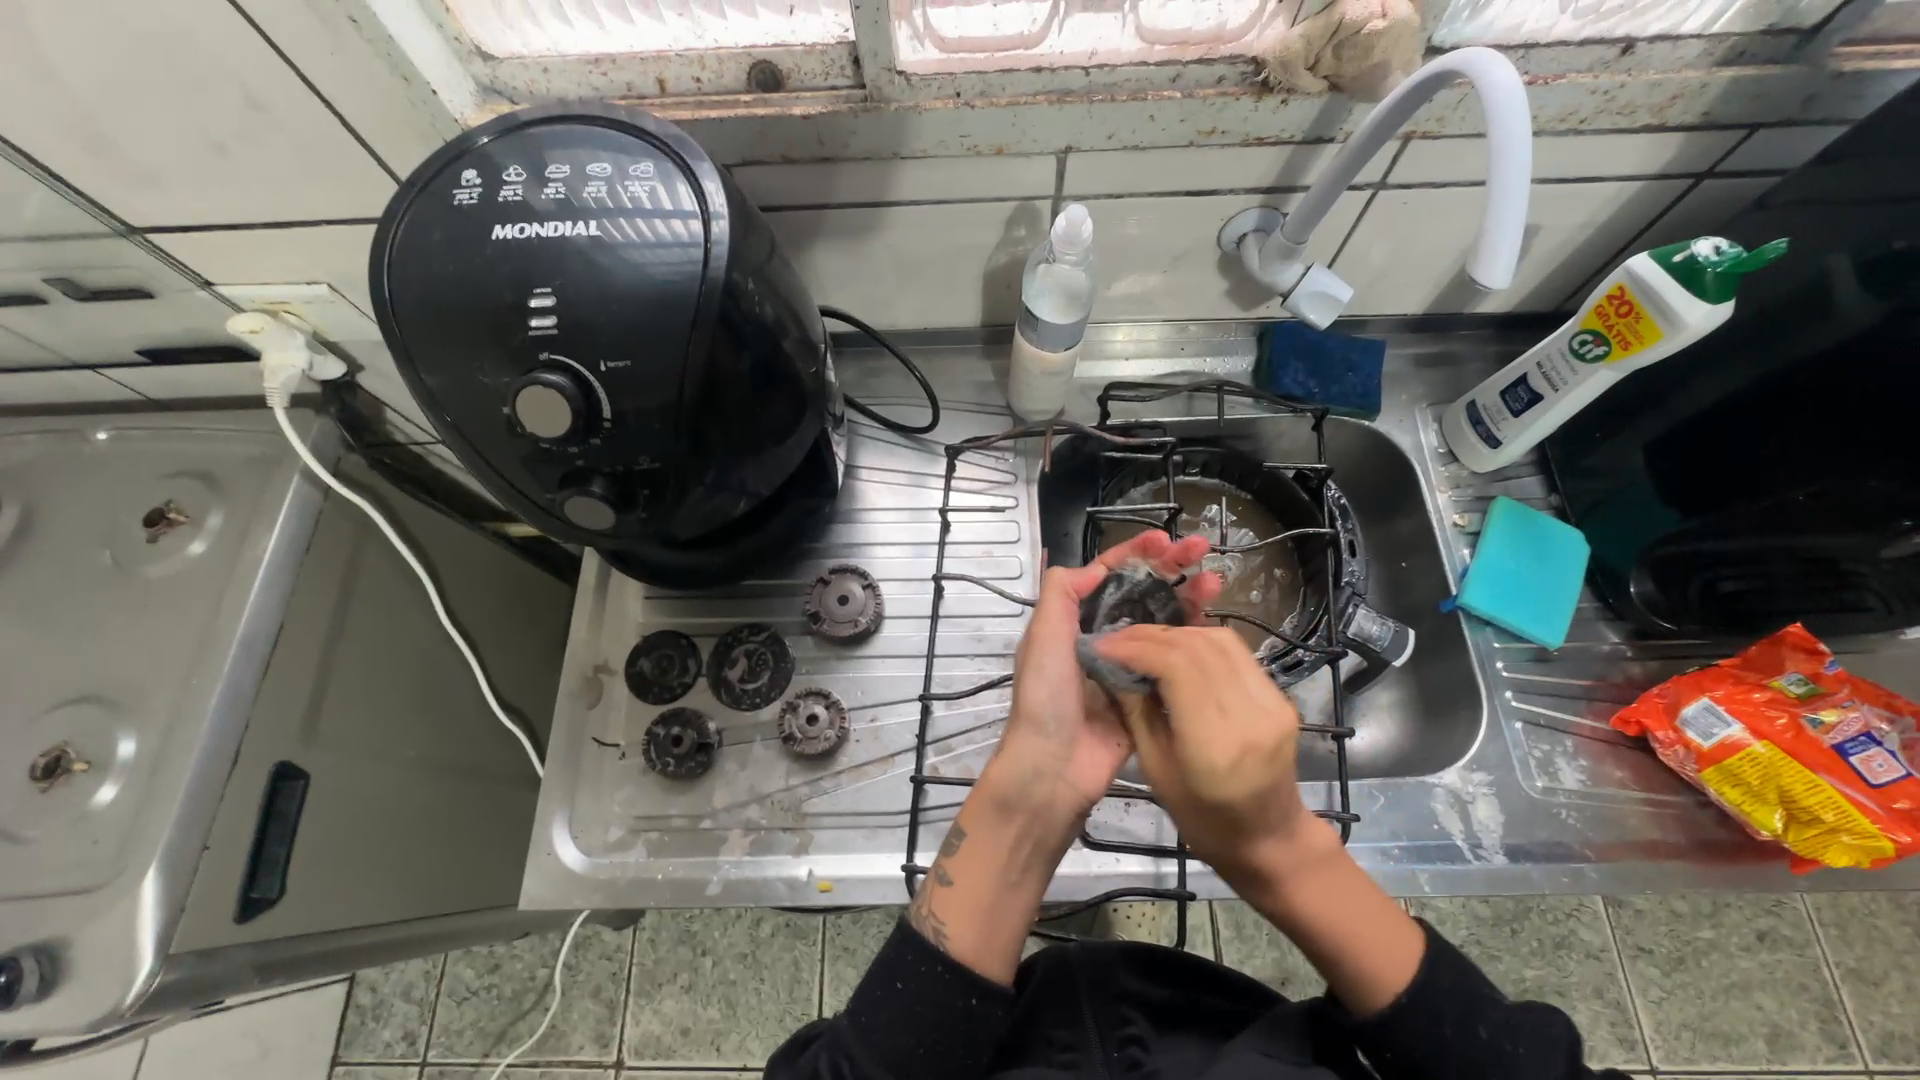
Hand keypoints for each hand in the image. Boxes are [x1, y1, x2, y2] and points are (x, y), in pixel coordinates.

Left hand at [986, 531, 1220, 829]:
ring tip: (1216, 581)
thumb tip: (1097, 565)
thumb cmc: (1046, 697)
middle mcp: (1102, 638)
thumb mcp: (1042, 636)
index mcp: (1075, 621)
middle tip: (1204, 549)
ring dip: (1187, 600)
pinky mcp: (1148, 696)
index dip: (1137, 553)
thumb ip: (1063, 593)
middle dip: (1171, 569)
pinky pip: (1174, 662)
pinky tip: (1212, 624)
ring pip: (1163, 623)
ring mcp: (1127, 667)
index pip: (1109, 575)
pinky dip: (1192, 641)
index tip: (1167, 538)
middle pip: (1142, 594)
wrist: (1055, 767)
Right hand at [1093, 624, 1321, 885]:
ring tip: (1143, 643)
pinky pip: (1236, 653)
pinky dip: (1200, 643)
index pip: (1177, 667)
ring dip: (1176, 634)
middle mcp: (1251, 715)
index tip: (1103, 647)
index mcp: (1215, 744)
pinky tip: (1176, 652)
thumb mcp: (1156, 771)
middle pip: (1197, 647)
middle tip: (1116, 640)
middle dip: (1150, 636)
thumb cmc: (1204, 820)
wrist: (1271, 839)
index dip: (1136, 648)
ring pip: (1219, 640)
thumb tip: (1112, 666)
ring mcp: (1273, 703)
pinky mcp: (1281, 698)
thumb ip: (1136, 712)